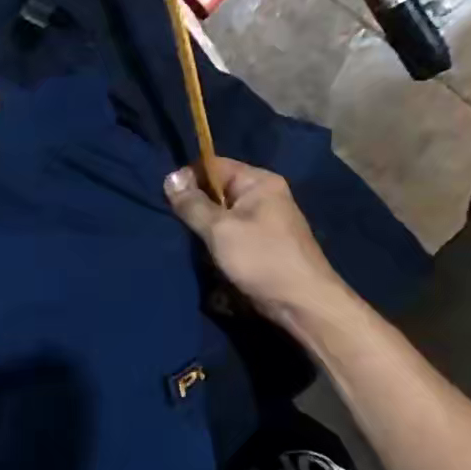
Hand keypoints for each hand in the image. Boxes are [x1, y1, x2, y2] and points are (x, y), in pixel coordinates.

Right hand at [163, 158, 344, 323]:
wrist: (303, 303)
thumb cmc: (262, 259)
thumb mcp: (220, 229)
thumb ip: (193, 204)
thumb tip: (170, 177)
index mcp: (259, 182)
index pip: (215, 165)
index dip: (189, 177)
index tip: (167, 198)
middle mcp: (264, 196)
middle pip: (218, 191)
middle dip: (195, 206)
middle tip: (173, 222)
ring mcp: (264, 222)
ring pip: (222, 216)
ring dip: (204, 228)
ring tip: (185, 240)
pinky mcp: (261, 246)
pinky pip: (231, 235)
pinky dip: (216, 243)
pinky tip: (203, 255)